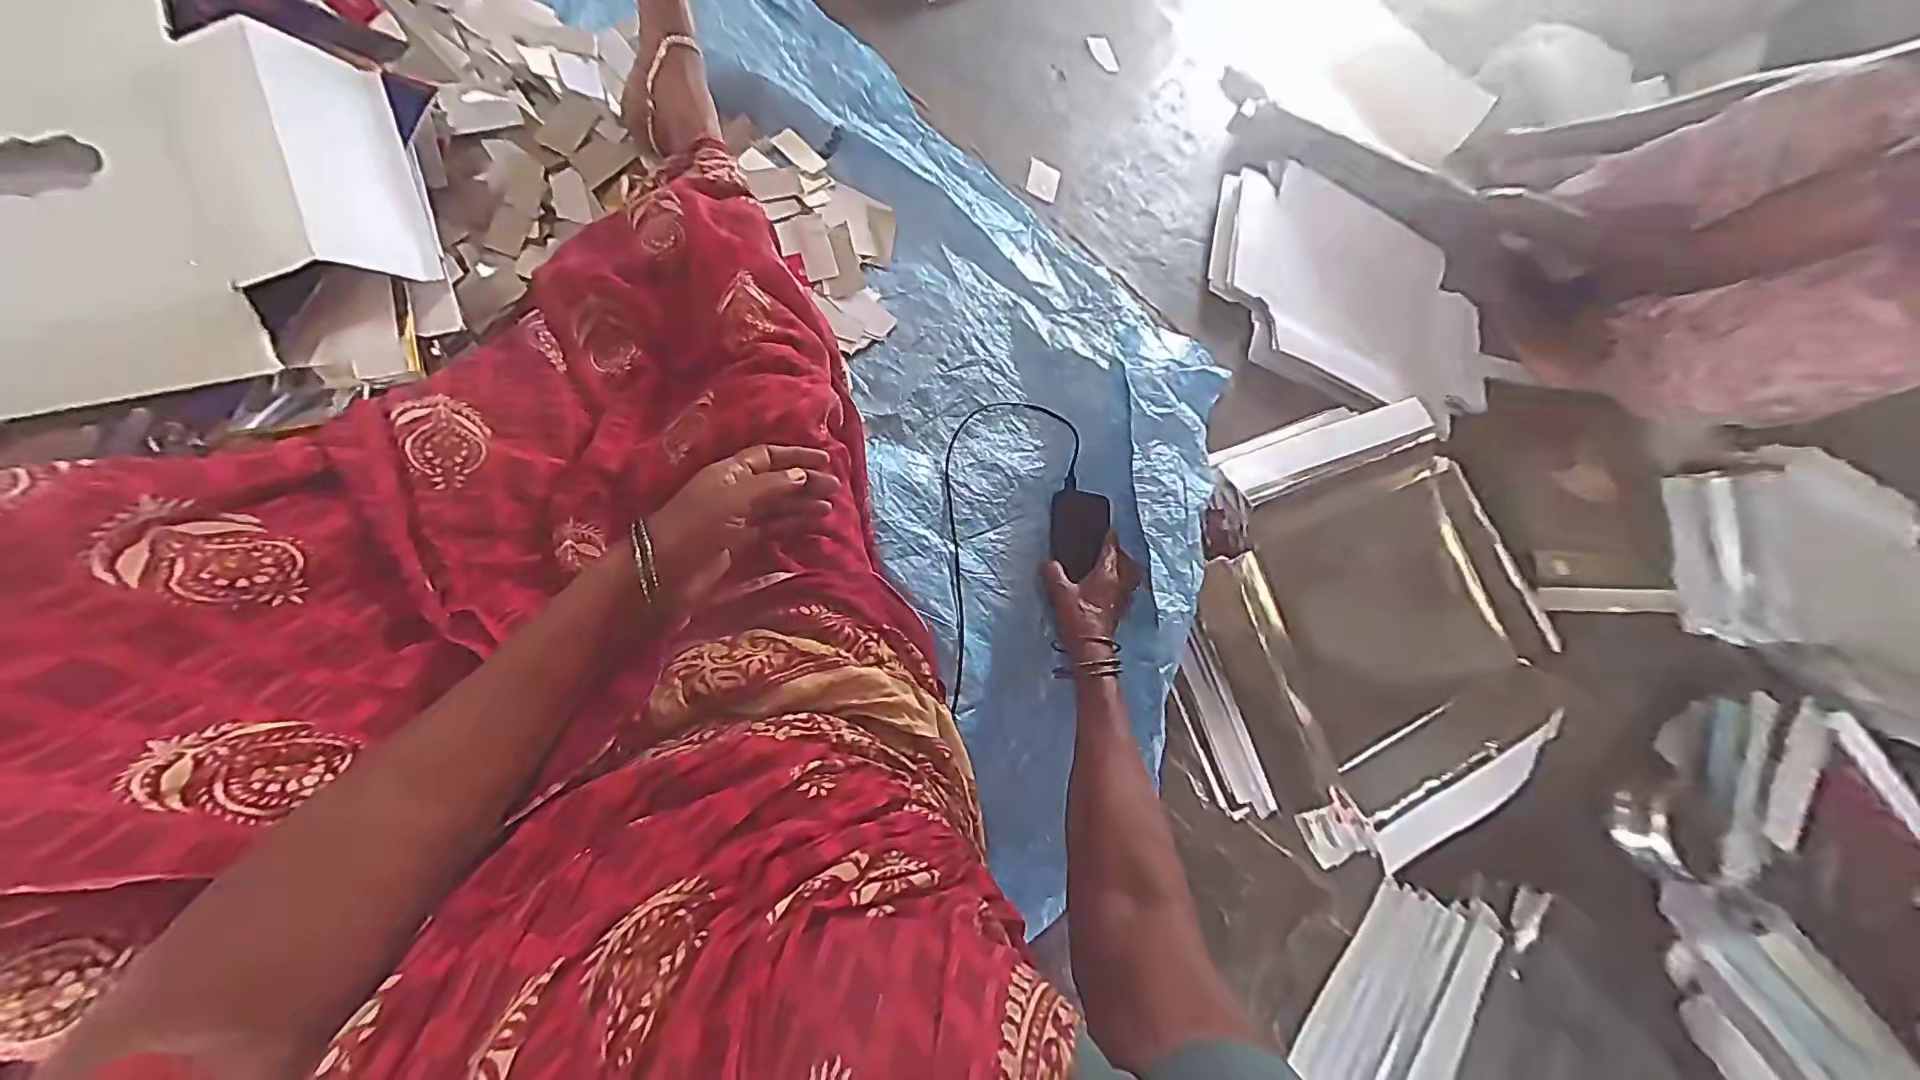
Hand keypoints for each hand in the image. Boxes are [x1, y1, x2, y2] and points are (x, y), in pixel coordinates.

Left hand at [641, 444, 839, 614]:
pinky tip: (813, 524)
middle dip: (806, 482)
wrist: (666, 572)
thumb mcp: (735, 497)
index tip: (825, 460)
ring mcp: (738, 518)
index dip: (796, 456)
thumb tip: (803, 474)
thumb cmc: (697, 526)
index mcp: (729, 472)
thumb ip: (771, 485)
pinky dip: (794, 524)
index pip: (768, 456)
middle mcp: (735, 491)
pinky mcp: (741, 542)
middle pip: (777, 481)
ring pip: (778, 506)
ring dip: (803, 504)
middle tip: (835, 487)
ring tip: (830, 508)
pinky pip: (774, 527)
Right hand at [1041, 531, 1141, 667]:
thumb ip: (1053, 574)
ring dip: (1124, 567)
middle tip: (1106, 548)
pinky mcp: (1121, 609)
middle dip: (1118, 551)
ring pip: (1130, 574)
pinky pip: (1126, 588)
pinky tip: (1111, 586)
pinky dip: (1121, 582)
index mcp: (1107, 573)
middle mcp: (1120, 582)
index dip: (1108, 536)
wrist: (1091, 648)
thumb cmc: (1078, 618)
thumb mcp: (1060, 593)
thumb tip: (1048, 562)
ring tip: (1112, 565)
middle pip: (1126, 560)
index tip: (1106, 528)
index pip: (1111, 547)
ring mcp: (1123, 596)